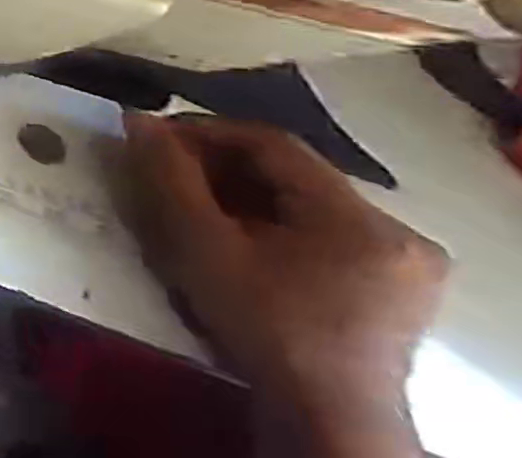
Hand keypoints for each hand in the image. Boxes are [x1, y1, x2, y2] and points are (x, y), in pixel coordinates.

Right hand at [124, 114, 447, 457]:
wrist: (322, 419)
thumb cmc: (261, 323)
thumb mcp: (200, 242)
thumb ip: (168, 175)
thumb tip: (138, 119)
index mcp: (361, 219)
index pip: (271, 143)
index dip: (203, 132)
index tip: (152, 139)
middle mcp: (397, 233)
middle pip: (287, 174)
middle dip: (216, 167)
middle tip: (161, 174)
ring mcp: (401, 266)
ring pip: (299, 203)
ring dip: (236, 195)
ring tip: (186, 205)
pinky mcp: (391, 290)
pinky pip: (316, 232)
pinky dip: (265, 223)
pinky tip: (229, 238)